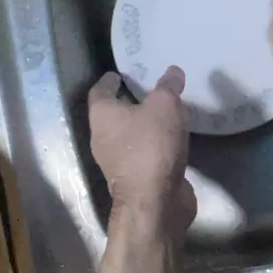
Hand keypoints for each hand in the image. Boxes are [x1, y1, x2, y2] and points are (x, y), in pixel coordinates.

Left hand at [87, 67, 195, 231]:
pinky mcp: (134, 178)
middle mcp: (102, 138)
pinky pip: (142, 153)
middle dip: (127, 102)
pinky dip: (152, 144)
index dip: (109, 81)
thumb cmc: (152, 146)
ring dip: (141, 125)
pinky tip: (170, 139)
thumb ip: (169, 86)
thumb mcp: (165, 106)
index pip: (99, 91)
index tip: (118, 74)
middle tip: (146, 90)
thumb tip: (173, 71)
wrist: (155, 201)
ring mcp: (116, 162)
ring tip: (162, 112)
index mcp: (102, 116)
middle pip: (111, 115)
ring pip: (127, 135)